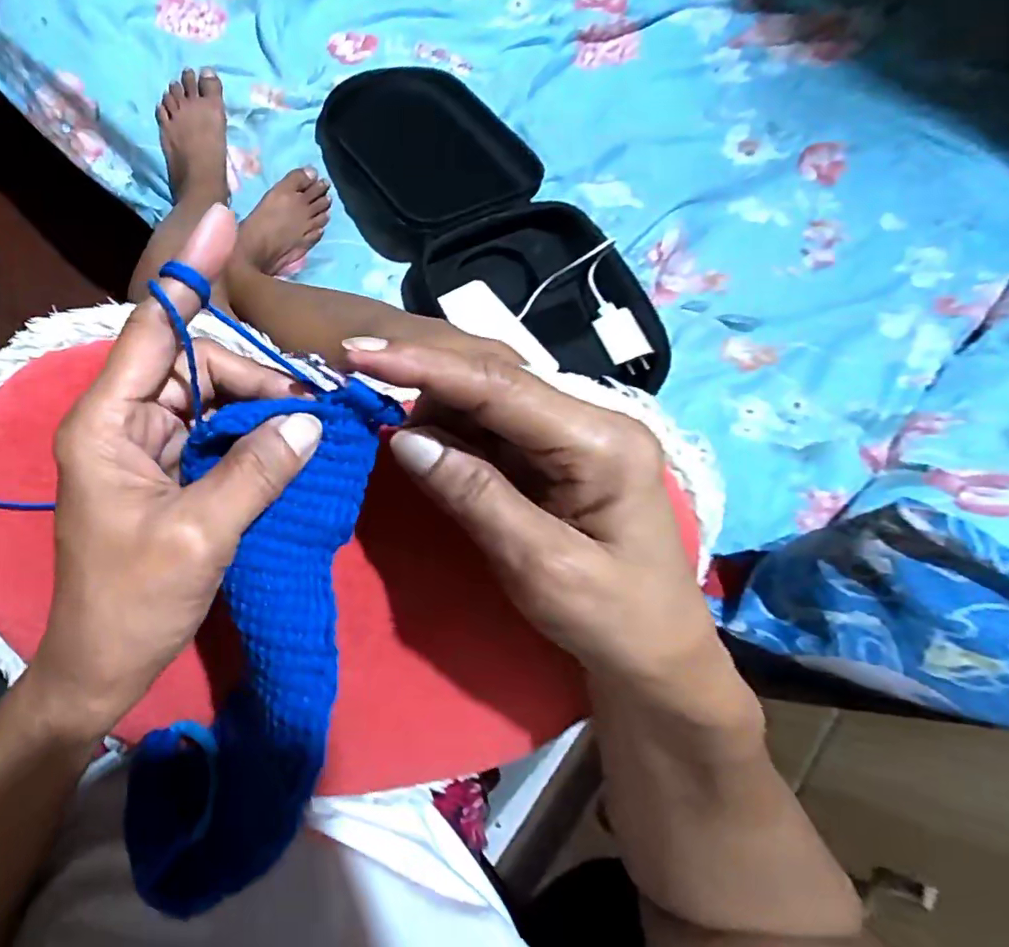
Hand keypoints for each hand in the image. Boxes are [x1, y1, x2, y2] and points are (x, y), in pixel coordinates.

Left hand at [32, 204, 322, 733]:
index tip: (220, 217)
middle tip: (308, 399)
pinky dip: (238, 425)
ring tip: (302, 419)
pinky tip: (276, 434)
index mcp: (105, 421)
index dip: (188, 273)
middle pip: (185, 359)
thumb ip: (256, 469)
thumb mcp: (201, 534)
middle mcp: (114, 418)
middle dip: (246, 371)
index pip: (150, 327)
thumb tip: (309, 419)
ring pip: (198, 391)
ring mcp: (133, 442)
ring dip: (248, 399)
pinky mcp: (152, 467)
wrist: (98, 664)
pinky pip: (200, 424)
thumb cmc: (134, 603)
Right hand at [344, 342, 716, 686]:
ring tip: (399, 446)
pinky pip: (481, 427)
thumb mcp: (539, 564)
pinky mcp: (544, 454)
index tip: (359, 354)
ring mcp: (566, 436)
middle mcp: (586, 422)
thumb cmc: (610, 617)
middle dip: (419, 381)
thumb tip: (405, 438)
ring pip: (478, 400)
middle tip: (357, 387)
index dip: (423, 366)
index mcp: (599, 442)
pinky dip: (442, 434)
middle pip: (487, 381)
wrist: (652, 654)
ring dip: (429, 414)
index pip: (498, 386)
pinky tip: (422, 452)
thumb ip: (474, 494)